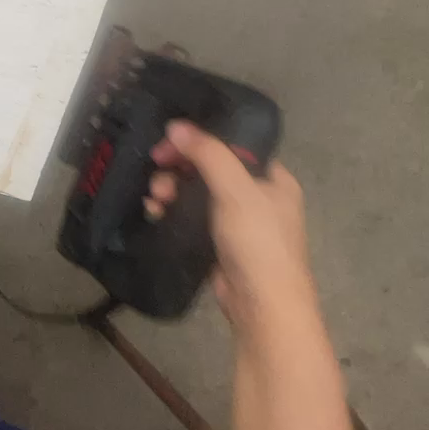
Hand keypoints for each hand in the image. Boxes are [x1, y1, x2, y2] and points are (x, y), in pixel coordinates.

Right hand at [145, 121, 316, 339]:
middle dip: (176, 167)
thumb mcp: (236, 192)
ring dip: (168, 187)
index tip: (168, 146)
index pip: (231, 145)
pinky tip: (155, 211)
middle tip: (157, 171)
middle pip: (205, 165)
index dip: (198, 141)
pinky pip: (185, 210)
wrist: (261, 304)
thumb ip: (208, 156)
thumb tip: (176, 125)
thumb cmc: (258, 243)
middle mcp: (255, 194)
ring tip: (155, 199)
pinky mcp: (215, 235)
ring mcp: (234, 216)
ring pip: (191, 188)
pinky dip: (168, 207)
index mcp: (273, 180)